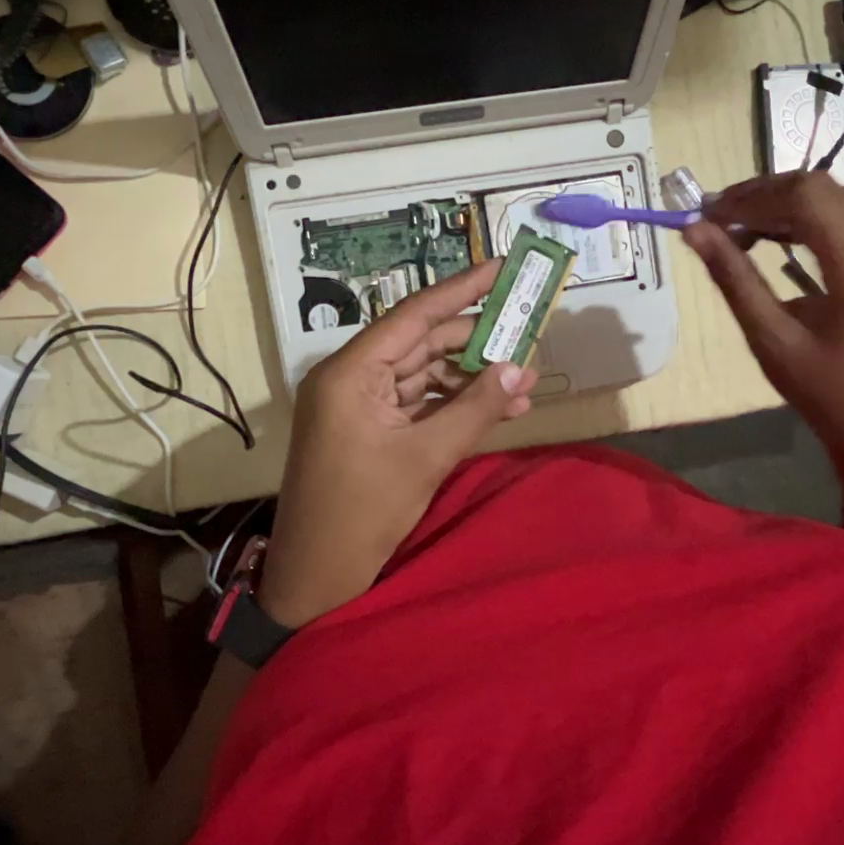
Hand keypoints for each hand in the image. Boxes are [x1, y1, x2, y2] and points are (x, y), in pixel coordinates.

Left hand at [259, 261, 537, 628]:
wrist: (315, 577)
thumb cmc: (363, 513)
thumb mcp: (426, 457)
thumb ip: (476, 407)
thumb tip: (522, 367)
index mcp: (350, 372)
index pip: (414, 315)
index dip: (462, 289)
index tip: (502, 267)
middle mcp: (350, 377)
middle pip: (421, 343)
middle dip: (475, 343)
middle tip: (528, 338)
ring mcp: (357, 404)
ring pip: (423, 375)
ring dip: (470, 379)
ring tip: (524, 383)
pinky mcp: (367, 429)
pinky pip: (416, 404)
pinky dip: (452, 406)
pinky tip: (497, 409)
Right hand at [682, 172, 843, 436]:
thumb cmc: (821, 389)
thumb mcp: (769, 338)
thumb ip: (733, 278)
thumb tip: (693, 230)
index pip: (805, 199)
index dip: (752, 197)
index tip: (707, 214)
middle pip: (819, 188)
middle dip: (762, 194)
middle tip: (716, 219)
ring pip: (831, 196)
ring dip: (781, 202)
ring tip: (736, 229)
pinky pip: (842, 216)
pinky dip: (802, 216)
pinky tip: (771, 239)